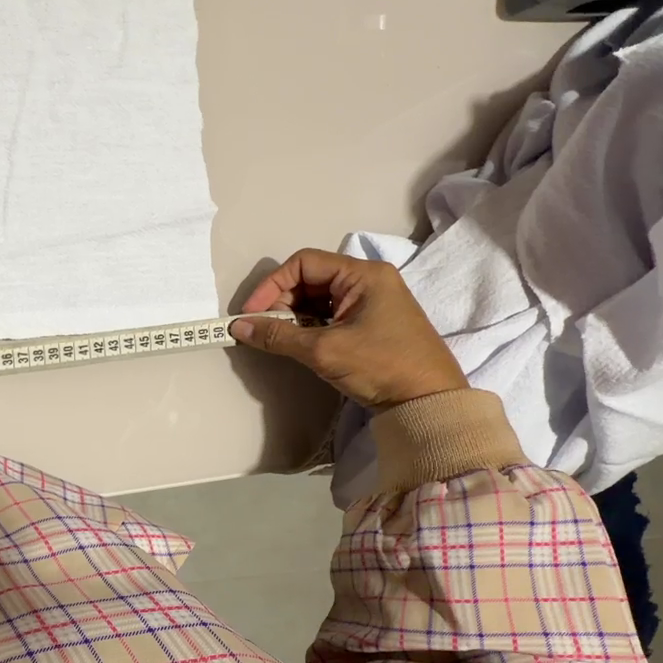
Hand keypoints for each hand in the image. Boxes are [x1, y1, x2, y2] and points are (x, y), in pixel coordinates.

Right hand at [228, 249, 468, 410]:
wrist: (425, 399)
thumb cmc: (380, 365)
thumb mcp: (323, 350)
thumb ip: (278, 336)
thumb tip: (237, 327)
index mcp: (362, 275)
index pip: (304, 263)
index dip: (271, 285)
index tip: (251, 313)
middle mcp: (366, 280)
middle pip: (308, 279)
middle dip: (279, 302)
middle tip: (263, 330)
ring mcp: (367, 301)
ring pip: (315, 298)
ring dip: (290, 316)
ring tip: (278, 339)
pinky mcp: (366, 321)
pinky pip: (326, 314)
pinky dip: (305, 325)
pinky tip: (296, 343)